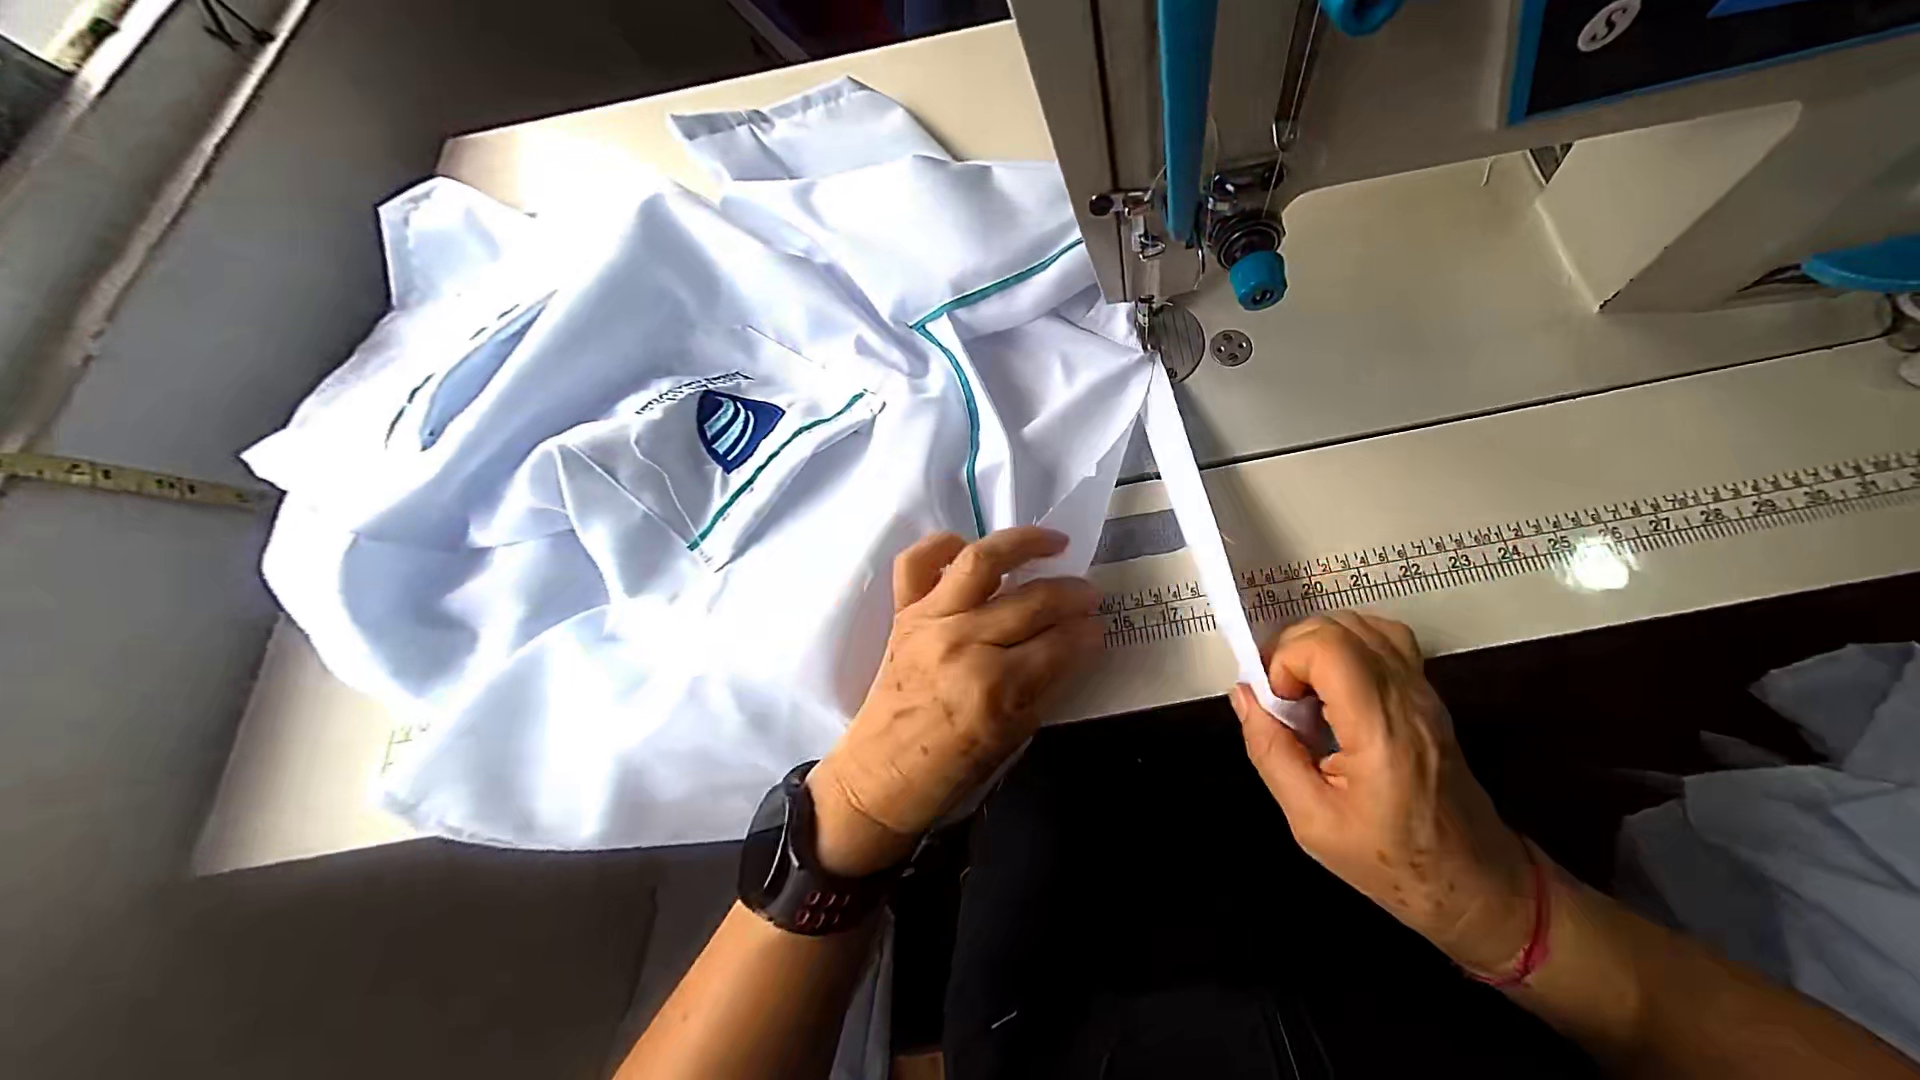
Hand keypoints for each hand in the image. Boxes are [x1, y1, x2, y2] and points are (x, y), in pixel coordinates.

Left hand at [807, 527, 1103, 877]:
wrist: (881, 777)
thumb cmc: (952, 770)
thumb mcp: (1014, 738)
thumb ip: (1047, 686)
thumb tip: (1078, 644)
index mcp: (997, 687)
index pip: (1061, 643)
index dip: (1089, 633)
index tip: (1100, 626)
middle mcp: (964, 643)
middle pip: (1033, 600)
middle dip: (1073, 593)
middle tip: (1090, 593)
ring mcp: (930, 621)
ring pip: (982, 562)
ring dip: (1024, 543)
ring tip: (1052, 542)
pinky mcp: (903, 614)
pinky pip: (916, 563)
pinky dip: (941, 545)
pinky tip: (968, 545)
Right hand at [1228, 612, 1535, 974]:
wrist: (1476, 883)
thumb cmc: (1391, 861)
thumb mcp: (1310, 821)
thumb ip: (1270, 751)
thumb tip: (1243, 695)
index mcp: (1380, 731)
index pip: (1329, 647)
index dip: (1286, 660)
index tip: (1276, 702)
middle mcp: (1407, 698)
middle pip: (1339, 627)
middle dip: (1292, 649)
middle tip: (1279, 696)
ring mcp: (1423, 691)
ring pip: (1360, 624)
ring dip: (1316, 645)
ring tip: (1301, 688)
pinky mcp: (1425, 693)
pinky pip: (1381, 639)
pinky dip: (1343, 645)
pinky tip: (1330, 684)